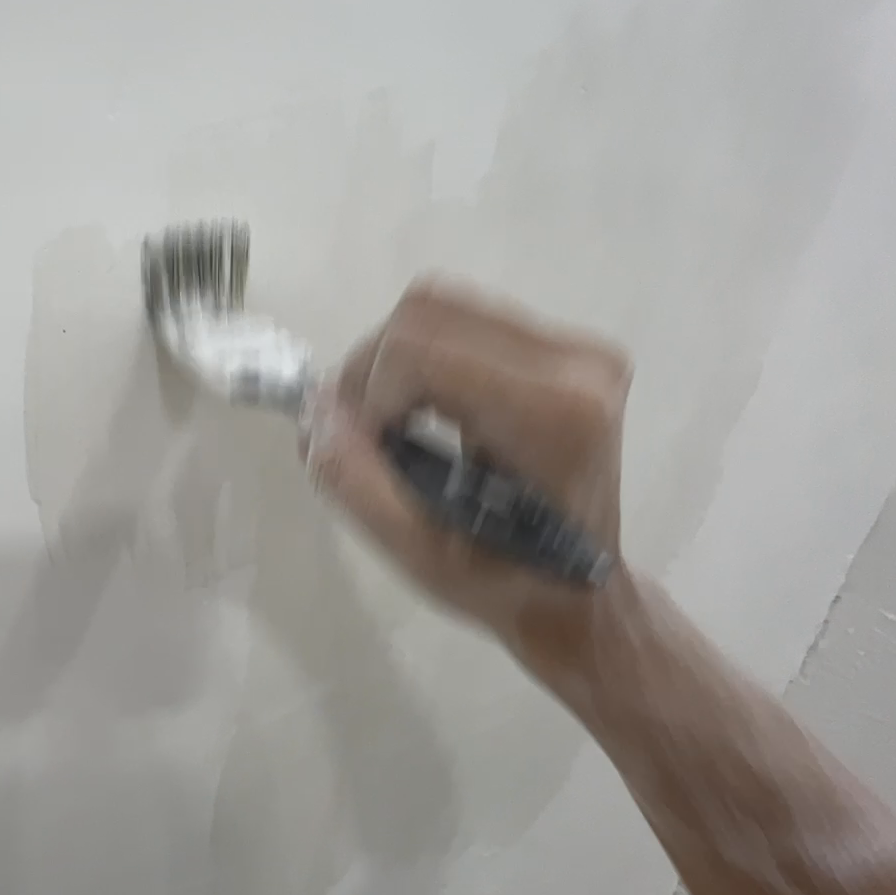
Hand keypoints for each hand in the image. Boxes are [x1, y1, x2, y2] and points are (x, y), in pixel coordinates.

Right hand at [300, 278, 632, 668]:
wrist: (579, 590)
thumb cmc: (502, 579)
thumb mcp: (412, 550)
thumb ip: (352, 478)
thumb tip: (315, 407)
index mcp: (550, 412)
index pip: (415, 347)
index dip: (366, 391)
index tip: (365, 446)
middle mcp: (574, 362)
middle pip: (424, 310)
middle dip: (372, 368)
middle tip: (368, 430)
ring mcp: (576, 347)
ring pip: (436, 304)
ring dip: (391, 360)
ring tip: (393, 419)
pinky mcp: (564, 345)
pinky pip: (458, 318)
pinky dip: (417, 356)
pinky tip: (425, 405)